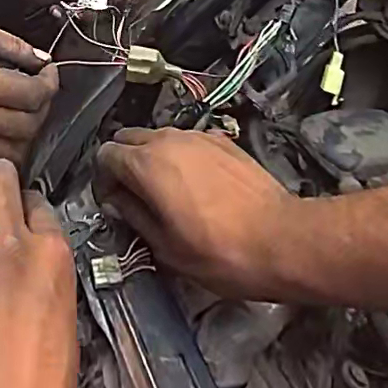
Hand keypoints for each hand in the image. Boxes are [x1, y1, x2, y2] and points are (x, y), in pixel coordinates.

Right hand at [0, 17, 58, 162]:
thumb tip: (40, 59)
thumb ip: (10, 44)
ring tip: (22, 110)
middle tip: (38, 88)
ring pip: (12, 153)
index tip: (48, 72)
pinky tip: (0, 125)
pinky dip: (2, 146)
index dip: (50, 82)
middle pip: (28, 127)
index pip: (33, 95)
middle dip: (42, 106)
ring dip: (26, 132)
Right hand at [96, 127, 317, 302]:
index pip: (105, 154)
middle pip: (127, 137)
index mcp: (146, 163)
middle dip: (123, 161)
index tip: (114, 202)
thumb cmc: (222, 252)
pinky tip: (198, 183)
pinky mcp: (220, 138)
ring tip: (168, 189)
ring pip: (157, 136)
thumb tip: (117, 201)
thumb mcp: (168, 249)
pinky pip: (186, 140)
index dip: (103, 179)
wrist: (284, 239)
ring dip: (152, 156)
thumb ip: (134, 217)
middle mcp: (165, 139)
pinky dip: (180, 155)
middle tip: (135, 194)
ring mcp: (195, 135)